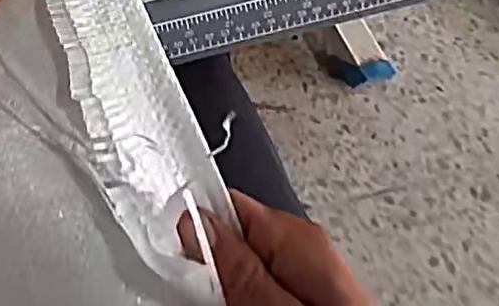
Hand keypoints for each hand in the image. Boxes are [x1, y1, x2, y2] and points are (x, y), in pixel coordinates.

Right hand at [179, 189, 373, 305]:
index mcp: (300, 238)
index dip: (194, 227)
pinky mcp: (320, 305)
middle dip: (214, 271)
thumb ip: (235, 264)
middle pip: (237, 243)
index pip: (224, 204)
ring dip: (232, 294)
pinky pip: (271, 295)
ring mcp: (319, 287)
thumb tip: (195, 219)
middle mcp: (311, 254)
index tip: (177, 256)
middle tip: (206, 299)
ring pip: (251, 276)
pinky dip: (254, 304)